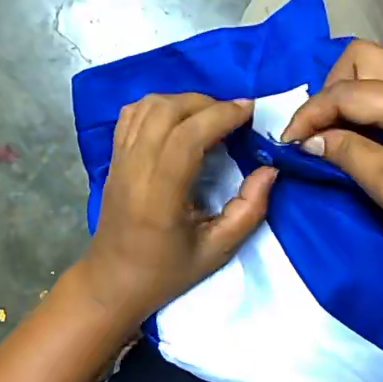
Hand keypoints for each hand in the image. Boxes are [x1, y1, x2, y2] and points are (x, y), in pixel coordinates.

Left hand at [81, 93, 277, 319]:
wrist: (112, 281)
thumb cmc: (165, 271)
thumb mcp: (216, 251)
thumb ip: (248, 210)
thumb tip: (270, 170)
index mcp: (159, 195)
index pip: (186, 137)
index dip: (220, 115)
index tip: (249, 112)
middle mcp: (134, 169)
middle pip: (165, 111)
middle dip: (205, 103)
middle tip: (233, 116)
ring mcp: (119, 160)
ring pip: (146, 106)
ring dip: (182, 101)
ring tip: (208, 117)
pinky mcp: (113, 158)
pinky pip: (130, 115)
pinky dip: (157, 106)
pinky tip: (178, 120)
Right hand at [280, 40, 382, 254]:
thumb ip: (347, 154)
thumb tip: (308, 138)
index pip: (345, 91)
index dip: (309, 114)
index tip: (286, 142)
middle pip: (358, 57)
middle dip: (329, 91)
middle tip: (321, 130)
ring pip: (371, 65)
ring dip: (344, 93)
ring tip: (337, 131)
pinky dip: (362, 100)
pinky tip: (360, 131)